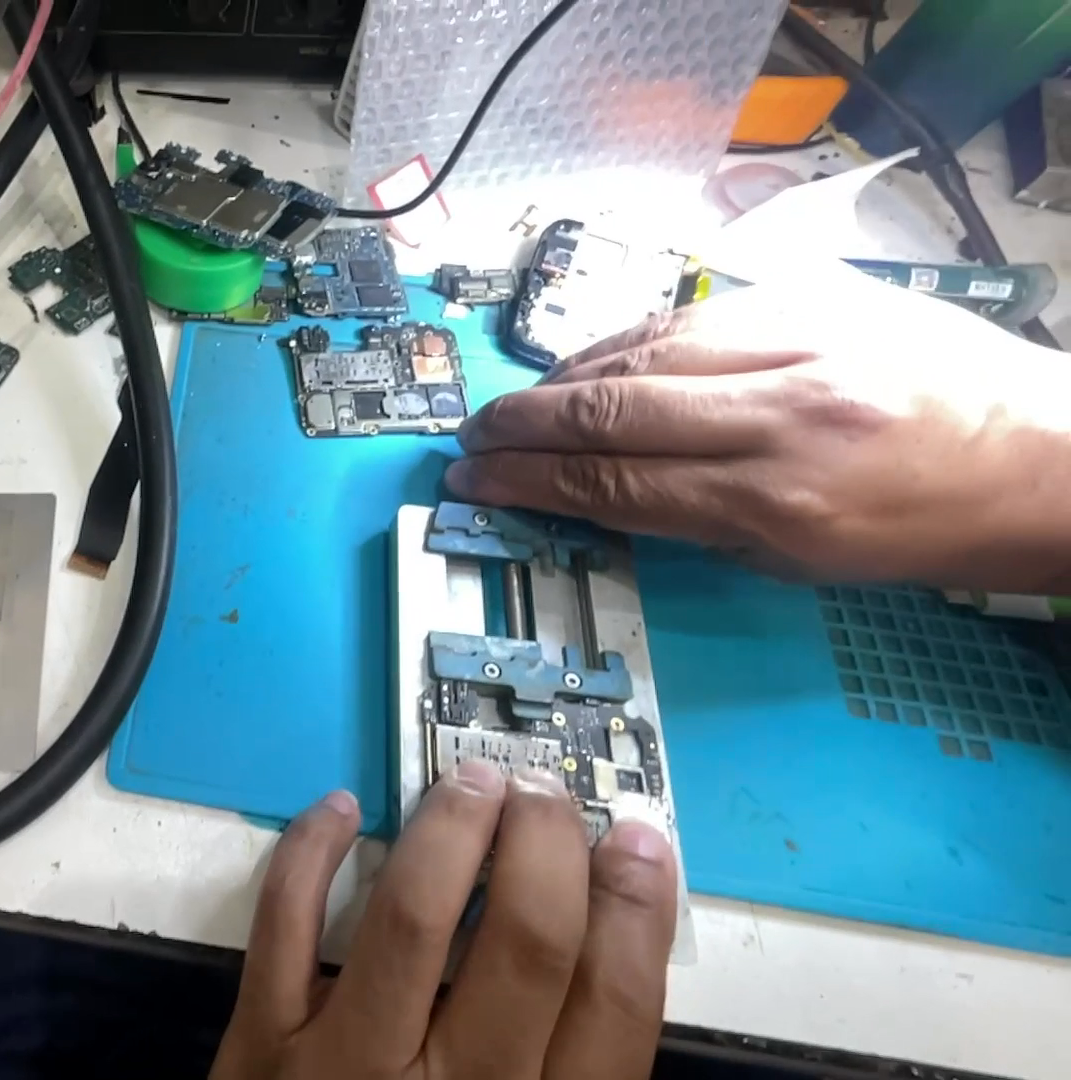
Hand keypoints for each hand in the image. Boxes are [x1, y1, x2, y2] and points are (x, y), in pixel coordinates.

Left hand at [210, 766, 677, 1079]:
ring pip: (409, 921)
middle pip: (521, 948)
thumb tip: (601, 930)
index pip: (613, 1011)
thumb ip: (559, 1060)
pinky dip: (311, 853)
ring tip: (468, 779)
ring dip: (445, 832)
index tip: (637, 838)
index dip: (634, 914)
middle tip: (540, 788)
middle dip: (542, 849)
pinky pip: (285, 922)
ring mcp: (344, 1058)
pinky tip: (342, 806)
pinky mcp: (262, 1033)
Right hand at [447, 279, 1070, 590]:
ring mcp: (801, 337)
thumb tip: (575, 487)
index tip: (471, 481)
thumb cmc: (910, 528)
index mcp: (780, 495)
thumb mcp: (786, 555)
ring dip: (555, 384)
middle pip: (607, 410)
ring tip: (517, 409)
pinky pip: (675, 316)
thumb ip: (674, 515)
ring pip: (632, 354)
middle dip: (519, 425)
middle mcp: (785, 409)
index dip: (523, 481)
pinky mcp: (810, 291)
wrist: (1055, 448)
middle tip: (471, 437)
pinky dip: (610, 347)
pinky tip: (580, 368)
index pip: (609, 483)